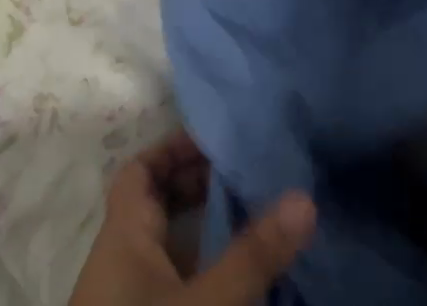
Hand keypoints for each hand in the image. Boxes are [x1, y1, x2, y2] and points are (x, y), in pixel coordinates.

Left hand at [70, 131, 315, 305]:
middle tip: (254, 173)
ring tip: (259, 214)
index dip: (174, 147)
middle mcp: (121, 262)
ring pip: (170, 245)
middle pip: (157, 205)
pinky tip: (246, 275)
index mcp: (122, 239)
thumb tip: (305, 197)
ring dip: (209, 228)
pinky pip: (176, 280)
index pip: (139, 171)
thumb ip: (253, 254)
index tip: (221, 138)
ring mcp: (130, 299)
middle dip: (202, 184)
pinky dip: (208, 267)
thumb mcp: (205, 303)